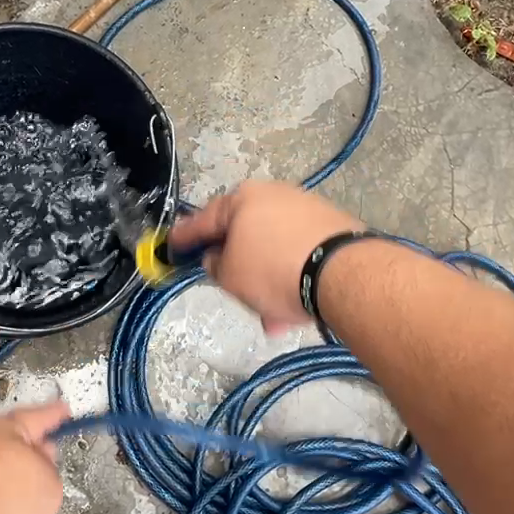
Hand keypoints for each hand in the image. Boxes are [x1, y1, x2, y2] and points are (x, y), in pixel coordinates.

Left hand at [0, 403, 68, 513]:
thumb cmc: (2, 513)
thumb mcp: (46, 490)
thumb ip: (48, 467)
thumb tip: (40, 456)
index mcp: (1, 429)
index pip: (35, 417)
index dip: (53, 416)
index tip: (64, 411)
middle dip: (16, 449)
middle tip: (35, 462)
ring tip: (4, 502)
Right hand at [168, 180, 363, 334]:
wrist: (343, 273)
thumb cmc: (274, 269)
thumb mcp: (229, 275)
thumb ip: (214, 266)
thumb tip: (217, 259)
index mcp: (243, 198)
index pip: (203, 219)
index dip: (184, 237)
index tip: (171, 245)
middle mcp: (275, 195)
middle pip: (244, 236)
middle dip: (237, 269)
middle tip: (231, 291)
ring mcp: (307, 210)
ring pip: (273, 250)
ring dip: (266, 282)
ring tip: (271, 318)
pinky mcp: (333, 228)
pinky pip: (298, 255)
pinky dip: (290, 278)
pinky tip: (293, 310)